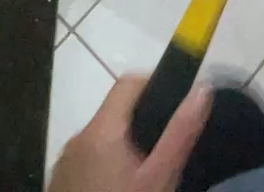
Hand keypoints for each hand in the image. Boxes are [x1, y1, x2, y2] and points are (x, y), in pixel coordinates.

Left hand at [46, 76, 211, 191]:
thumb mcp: (160, 178)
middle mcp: (78, 138)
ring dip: (127, 143)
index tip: (177, 103)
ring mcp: (65, 163)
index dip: (155, 83)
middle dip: (144, 120)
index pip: (129, 83)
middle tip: (168, 146)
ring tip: (149, 172)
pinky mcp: (60, 183)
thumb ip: (180, 132)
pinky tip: (122, 187)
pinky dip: (108, 163)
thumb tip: (204, 88)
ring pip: (104, 136)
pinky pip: (90, 158)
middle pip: (116, 111)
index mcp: (101, 130)